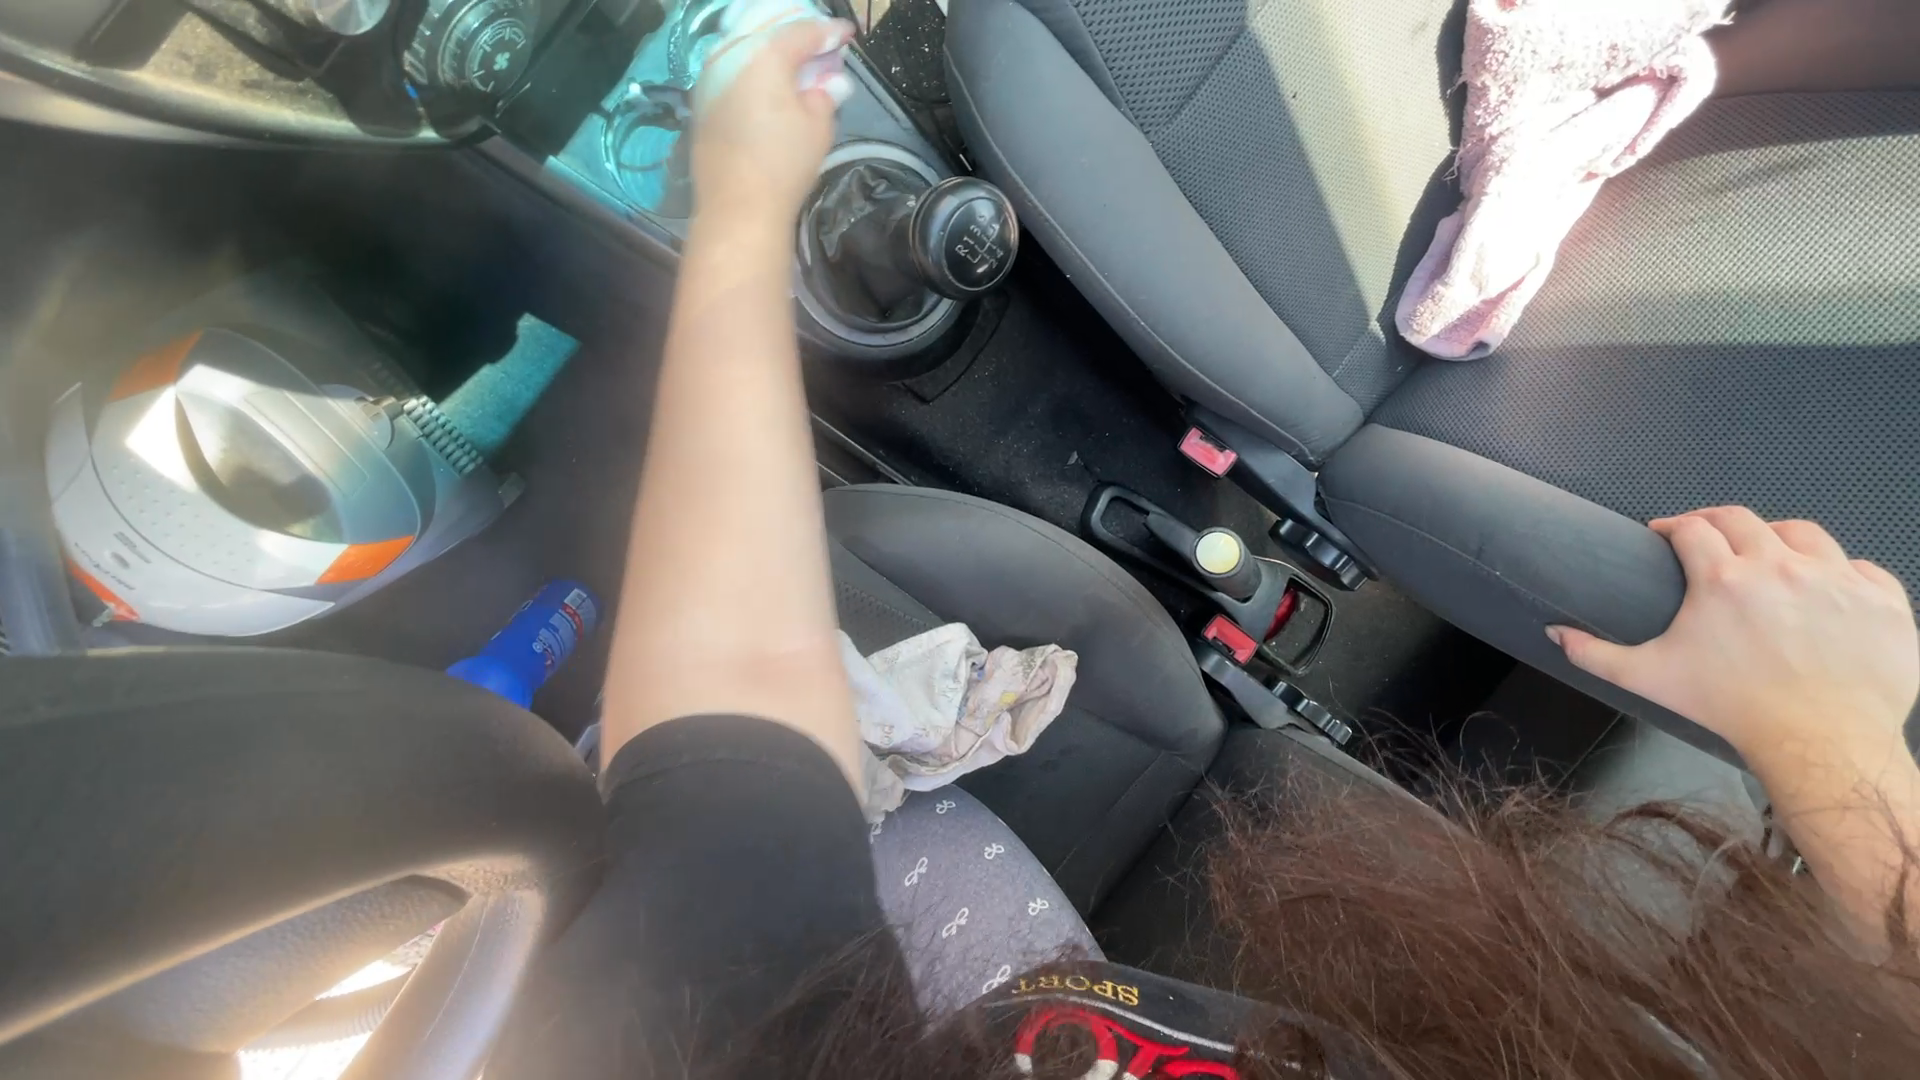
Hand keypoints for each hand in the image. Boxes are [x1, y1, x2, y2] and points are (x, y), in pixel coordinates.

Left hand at [690, 17, 853, 233]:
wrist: (738, 208)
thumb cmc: (784, 166)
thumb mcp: (818, 129)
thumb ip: (826, 95)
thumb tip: (830, 82)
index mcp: (765, 55)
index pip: (802, 32)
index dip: (829, 32)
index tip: (847, 35)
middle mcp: (731, 56)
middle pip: (768, 34)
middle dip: (796, 39)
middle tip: (820, 50)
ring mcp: (710, 79)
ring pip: (745, 52)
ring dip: (771, 57)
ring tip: (793, 69)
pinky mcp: (701, 105)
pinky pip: (732, 75)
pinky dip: (752, 75)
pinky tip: (767, 91)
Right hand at [1549, 507, 1917, 764]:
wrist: (1820, 738)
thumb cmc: (1726, 704)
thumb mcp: (1644, 677)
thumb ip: (1591, 652)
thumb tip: (1553, 633)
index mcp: (1721, 579)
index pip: (1692, 528)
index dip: (1670, 525)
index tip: (1662, 535)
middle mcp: (1780, 568)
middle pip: (1744, 519)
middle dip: (1715, 521)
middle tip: (1702, 536)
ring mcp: (1839, 582)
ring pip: (1804, 533)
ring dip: (1776, 536)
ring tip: (1764, 553)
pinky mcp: (1884, 602)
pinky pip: (1861, 567)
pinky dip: (1838, 569)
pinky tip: (1820, 586)